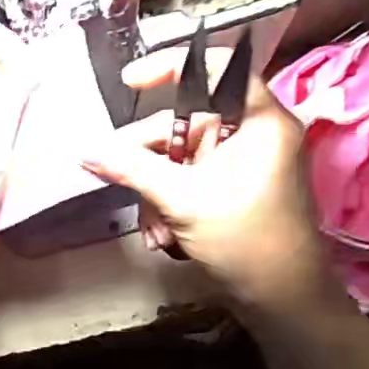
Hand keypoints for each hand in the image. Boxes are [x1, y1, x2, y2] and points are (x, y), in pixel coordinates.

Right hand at [81, 42, 346, 321]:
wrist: (281, 300)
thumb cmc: (246, 240)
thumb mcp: (182, 200)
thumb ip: (132, 169)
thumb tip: (88, 152)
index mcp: (258, 121)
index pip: (216, 70)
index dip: (170, 68)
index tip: (130, 83)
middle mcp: (251, 134)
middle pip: (182, 125)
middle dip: (149, 162)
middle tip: (118, 177)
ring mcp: (239, 164)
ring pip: (178, 160)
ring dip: (156, 194)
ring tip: (156, 229)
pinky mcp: (228, 189)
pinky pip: (186, 182)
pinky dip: (168, 205)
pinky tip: (163, 236)